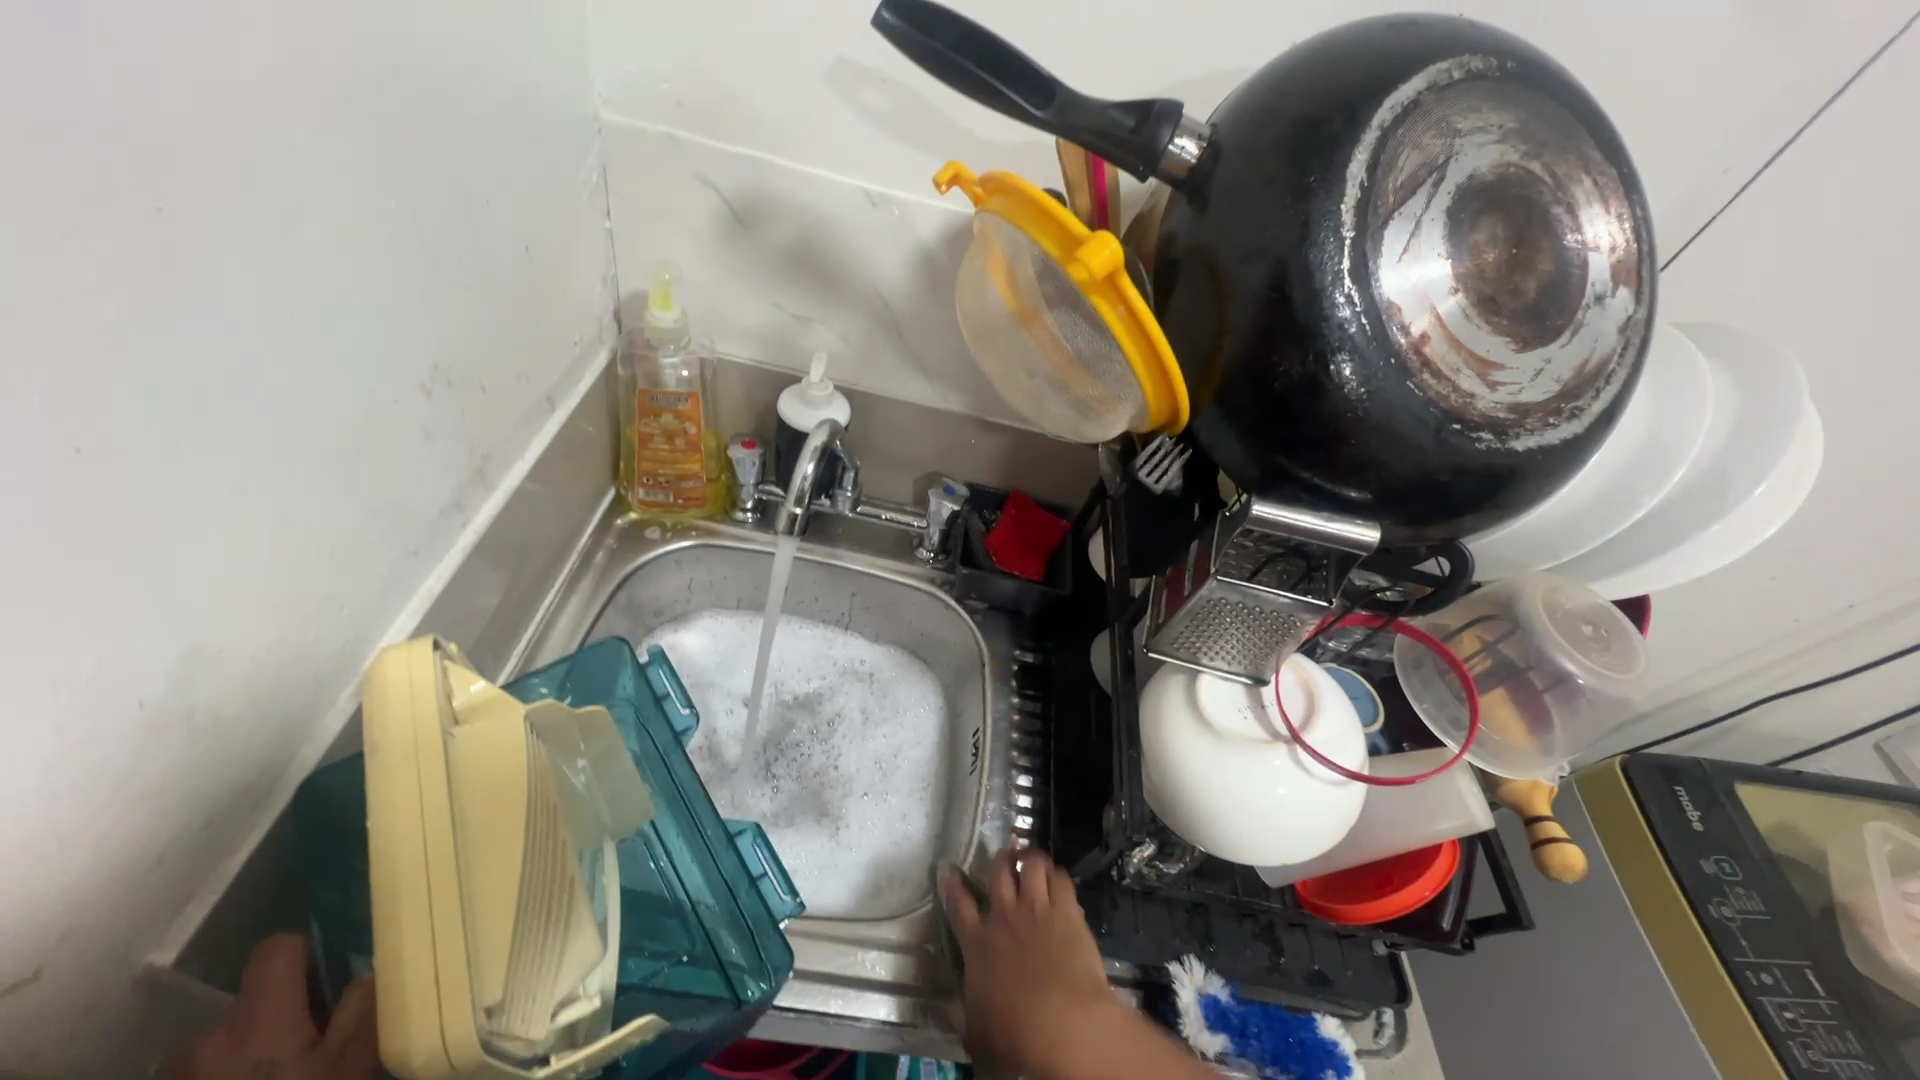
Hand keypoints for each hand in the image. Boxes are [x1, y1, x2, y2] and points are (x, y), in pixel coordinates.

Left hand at [167, 933, 379, 1079]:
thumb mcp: (352, 1067)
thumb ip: (362, 1009)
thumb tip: (363, 974)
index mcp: (256, 1018)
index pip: (277, 948)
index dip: (307, 954)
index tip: (329, 982)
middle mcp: (205, 1037)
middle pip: (253, 1001)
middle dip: (284, 1016)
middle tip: (314, 1050)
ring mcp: (176, 1075)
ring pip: (230, 1040)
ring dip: (254, 1053)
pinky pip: (208, 1072)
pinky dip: (232, 1078)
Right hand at [938, 849, 1121, 1077]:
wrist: (1062, 1021)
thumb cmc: (1014, 1032)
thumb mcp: (975, 1031)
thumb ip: (959, 1014)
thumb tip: (943, 1008)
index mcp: (977, 943)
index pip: (957, 902)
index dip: (951, 882)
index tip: (948, 868)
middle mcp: (1004, 917)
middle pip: (998, 872)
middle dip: (1001, 860)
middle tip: (1006, 858)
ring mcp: (1036, 909)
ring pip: (1031, 865)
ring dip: (1031, 860)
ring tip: (1033, 860)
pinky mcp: (1067, 911)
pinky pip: (1061, 878)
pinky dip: (1057, 874)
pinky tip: (1058, 878)